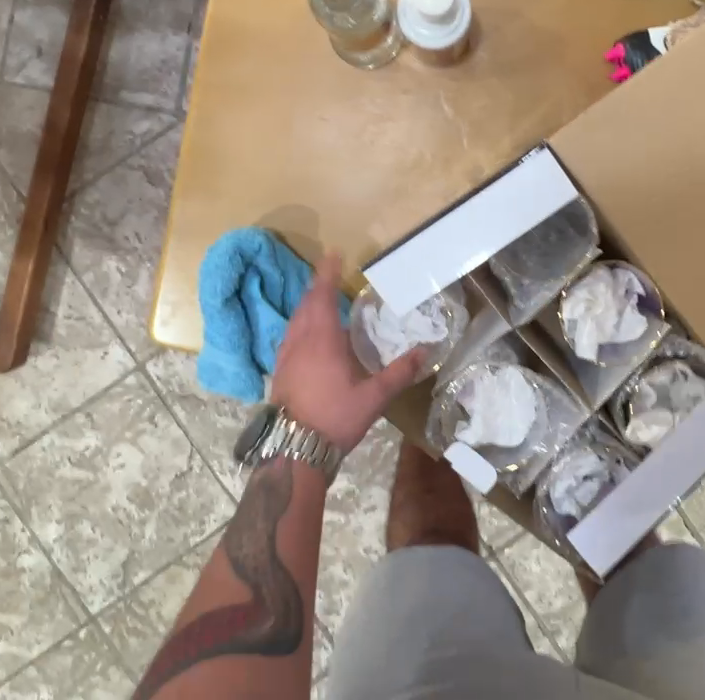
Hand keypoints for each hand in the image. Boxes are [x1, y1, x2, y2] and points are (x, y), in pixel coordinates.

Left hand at [269, 252, 427, 451]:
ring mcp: (285, 356)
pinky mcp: (280, 371)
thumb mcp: (373, 397)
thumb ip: (399, 373)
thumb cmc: (334, 418)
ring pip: (295, 320)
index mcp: (321, 339)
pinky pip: (290, 336)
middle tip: (330, 275)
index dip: (327, 273)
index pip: (322, 296)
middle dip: (318, 287)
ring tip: (320, 302)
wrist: (294, 450)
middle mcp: (300, 341)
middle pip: (306, 304)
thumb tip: (425, 352)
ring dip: (307, 306)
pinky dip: (300, 325)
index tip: (332, 254)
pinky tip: (308, 337)